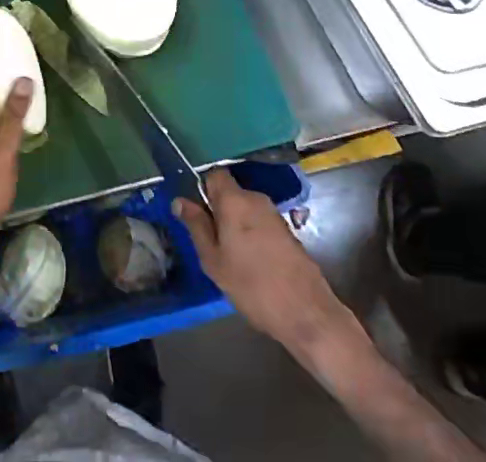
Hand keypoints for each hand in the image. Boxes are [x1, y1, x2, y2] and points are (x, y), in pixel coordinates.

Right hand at [175, 169, 349, 350]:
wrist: (305, 311)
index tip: (197, 214)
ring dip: (235, 225)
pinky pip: (260, 222)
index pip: (215, 175)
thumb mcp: (213, 260)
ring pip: (245, 209)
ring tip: (231, 257)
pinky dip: (252, 235)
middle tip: (210, 243)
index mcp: (235, 201)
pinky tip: (252, 262)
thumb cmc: (251, 285)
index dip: (203, 189)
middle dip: (218, 211)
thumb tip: (180, 200)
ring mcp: (275, 214)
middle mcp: (256, 199)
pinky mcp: (287, 231)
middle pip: (230, 193)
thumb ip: (196, 226)